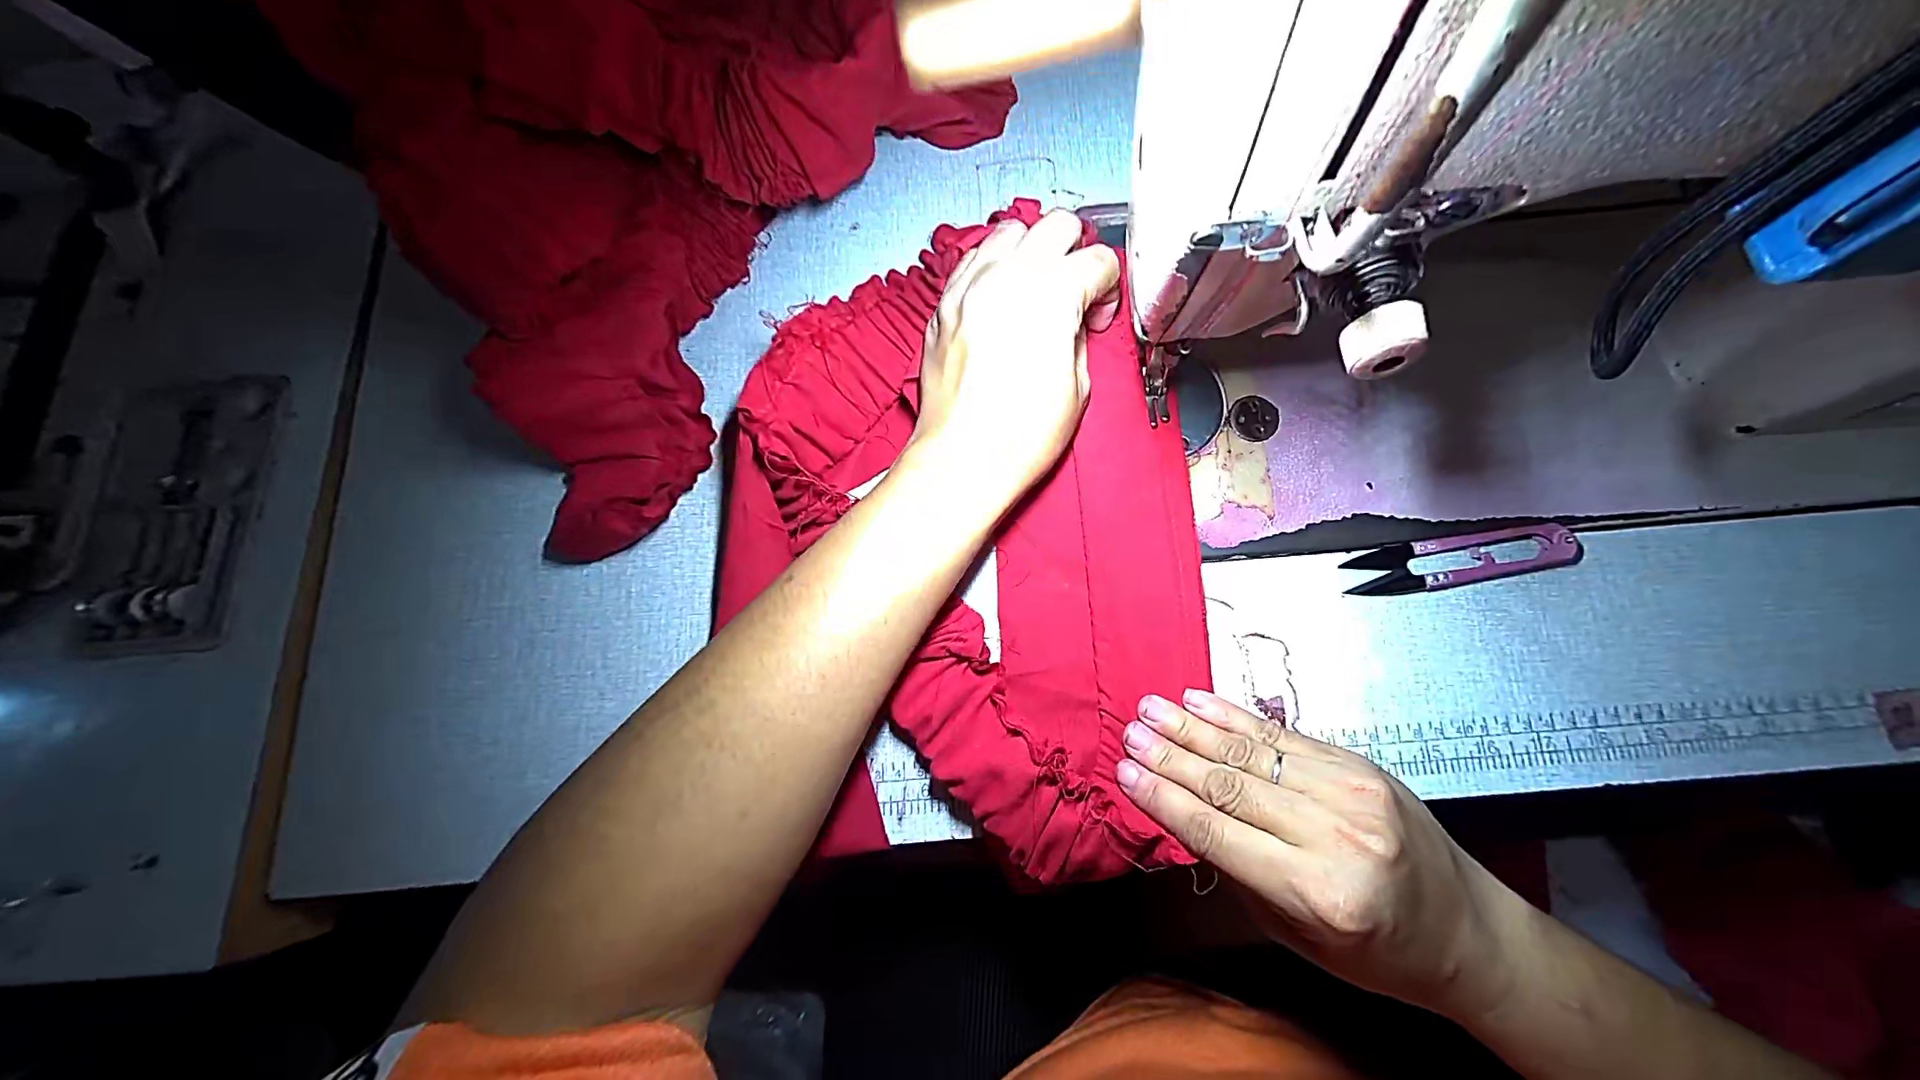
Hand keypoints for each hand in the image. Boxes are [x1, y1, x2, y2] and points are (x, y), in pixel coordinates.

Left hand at [904, 208, 1120, 505]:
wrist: (963, 458)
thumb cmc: (1015, 436)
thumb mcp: (1077, 386)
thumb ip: (1079, 336)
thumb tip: (1073, 320)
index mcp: (1052, 294)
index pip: (1098, 259)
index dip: (1108, 287)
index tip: (1099, 312)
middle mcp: (1007, 278)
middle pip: (1055, 224)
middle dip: (1075, 249)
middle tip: (1076, 283)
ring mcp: (969, 289)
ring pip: (1008, 231)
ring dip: (1031, 250)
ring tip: (1036, 284)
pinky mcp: (943, 307)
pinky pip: (971, 262)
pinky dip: (992, 267)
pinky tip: (999, 295)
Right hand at [1115, 689, 1524, 1018]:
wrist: (1466, 933)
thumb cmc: (1375, 949)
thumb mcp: (1296, 934)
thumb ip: (1238, 869)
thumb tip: (1181, 811)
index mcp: (1320, 893)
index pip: (1217, 831)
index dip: (1163, 799)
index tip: (1126, 774)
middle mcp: (1338, 837)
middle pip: (1229, 785)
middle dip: (1171, 757)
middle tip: (1130, 734)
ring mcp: (1353, 793)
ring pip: (1251, 752)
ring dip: (1194, 727)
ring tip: (1151, 710)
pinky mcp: (1360, 766)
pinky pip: (1284, 737)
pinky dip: (1236, 716)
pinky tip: (1199, 702)